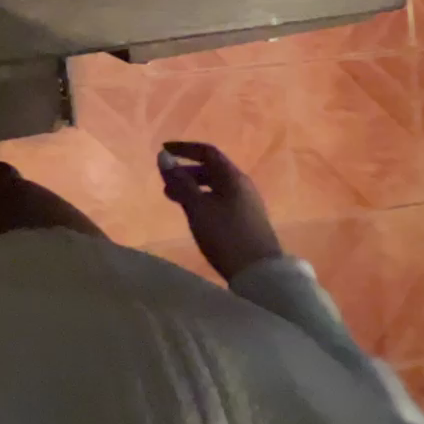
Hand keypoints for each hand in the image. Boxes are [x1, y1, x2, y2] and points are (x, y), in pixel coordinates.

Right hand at [159, 142, 284, 280]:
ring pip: (215, 186)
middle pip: (211, 169)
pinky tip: (194, 214)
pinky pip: (220, 200)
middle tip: (166, 183)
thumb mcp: (197, 207)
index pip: (207, 152)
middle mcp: (242, 185)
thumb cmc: (226, 235)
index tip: (163, 151)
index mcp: (232, 177)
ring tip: (175, 200)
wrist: (261, 275)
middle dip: (186, 172)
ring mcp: (247, 204)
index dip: (184, 149)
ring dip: (193, 188)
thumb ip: (179, 181)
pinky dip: (203, 200)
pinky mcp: (247, 221)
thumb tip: (163, 156)